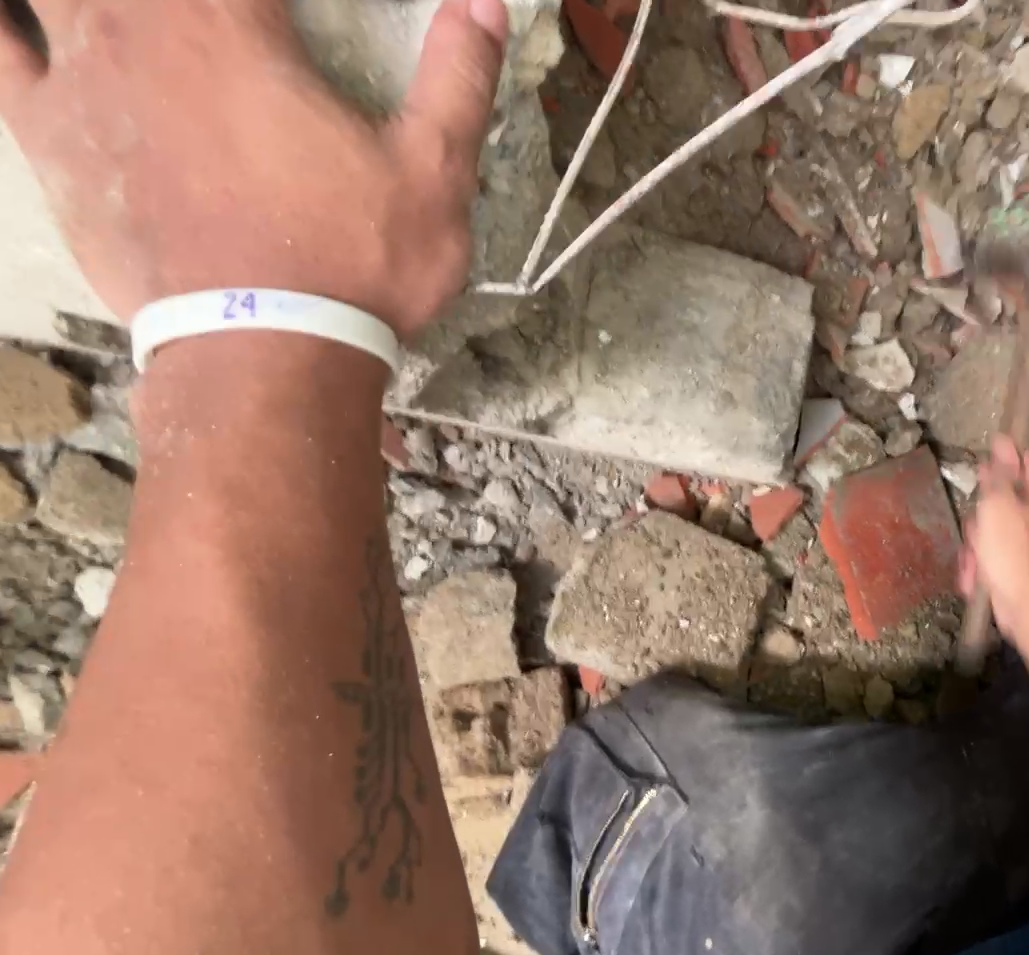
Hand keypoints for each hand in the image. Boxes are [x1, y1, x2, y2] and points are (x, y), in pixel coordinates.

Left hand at [0, 0, 508, 339]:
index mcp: (230, 29)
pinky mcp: (48, 140)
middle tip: (238, 29)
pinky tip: (31, 27)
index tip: (297, 14)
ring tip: (161, 29)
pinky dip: (12, 27)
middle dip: (202, 6)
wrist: (272, 350)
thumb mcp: (437, 174)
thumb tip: (486, 3)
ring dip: (113, 10)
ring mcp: (78, 83)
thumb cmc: (363, 260)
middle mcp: (134, 33)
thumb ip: (457, 80)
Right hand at [959, 435, 1028, 646]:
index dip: (1009, 454)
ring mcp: (1024, 544)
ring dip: (975, 546)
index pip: (1027, 462)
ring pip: (989, 532)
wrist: (1023, 603)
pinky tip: (973, 577)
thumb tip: (1003, 442)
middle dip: (981, 515)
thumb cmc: (1010, 550)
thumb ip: (999, 474)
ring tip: (974, 559)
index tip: (991, 451)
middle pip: (1000, 501)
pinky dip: (978, 566)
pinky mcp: (1013, 567)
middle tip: (978, 525)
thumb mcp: (998, 504)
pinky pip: (988, 558)